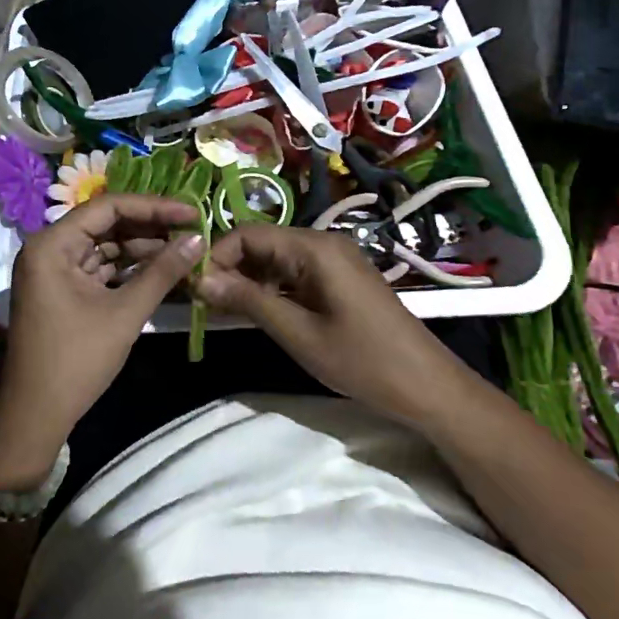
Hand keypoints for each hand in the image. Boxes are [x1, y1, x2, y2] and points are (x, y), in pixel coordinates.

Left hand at [0, 194, 203, 490]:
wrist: (37, 415)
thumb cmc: (76, 360)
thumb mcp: (124, 313)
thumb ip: (163, 272)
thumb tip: (199, 238)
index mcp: (52, 245)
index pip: (109, 207)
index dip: (154, 207)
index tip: (192, 211)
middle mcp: (49, 249)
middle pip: (107, 224)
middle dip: (151, 227)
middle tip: (193, 229)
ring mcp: (54, 270)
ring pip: (106, 246)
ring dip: (143, 248)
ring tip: (185, 248)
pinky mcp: (63, 290)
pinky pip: (101, 267)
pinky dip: (129, 269)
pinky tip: (163, 268)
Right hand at [197, 223, 467, 422]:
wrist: (426, 384)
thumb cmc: (362, 360)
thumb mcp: (298, 333)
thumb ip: (249, 300)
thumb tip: (200, 278)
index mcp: (315, 248)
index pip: (249, 234)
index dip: (217, 256)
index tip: (193, 288)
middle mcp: (324, 243)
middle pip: (263, 243)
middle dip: (230, 268)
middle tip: (203, 303)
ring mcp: (335, 261)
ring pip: (277, 259)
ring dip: (249, 280)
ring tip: (224, 311)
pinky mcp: (340, 279)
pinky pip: (296, 273)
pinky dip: (273, 289)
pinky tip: (257, 312)